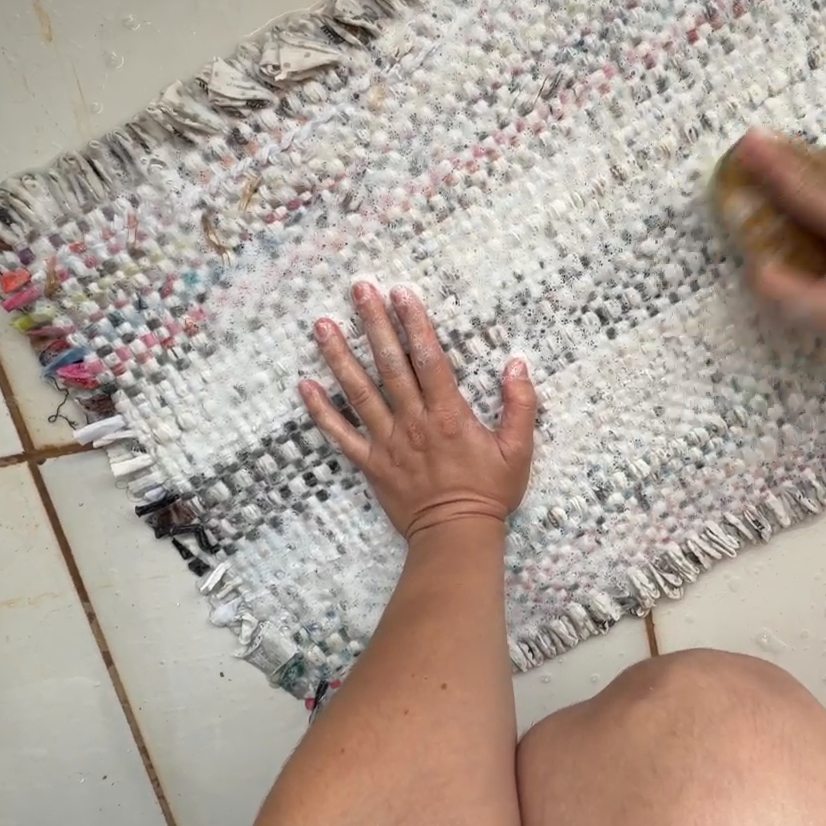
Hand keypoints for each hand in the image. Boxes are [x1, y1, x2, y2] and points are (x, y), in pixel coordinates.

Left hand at [300, 282, 537, 540]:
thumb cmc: (490, 492)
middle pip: (389, 365)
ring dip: (339, 356)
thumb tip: (516, 364)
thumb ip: (521, 405)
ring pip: (359, 392)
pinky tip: (304, 386)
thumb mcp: (519, 450)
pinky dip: (320, 411)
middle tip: (359, 289)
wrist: (456, 536)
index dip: (414, 323)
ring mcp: (387, 442)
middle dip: (374, 324)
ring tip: (323, 324)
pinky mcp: (370, 464)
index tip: (401, 292)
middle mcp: (413, 422)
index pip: (428, 359)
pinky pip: (340, 435)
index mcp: (448, 415)